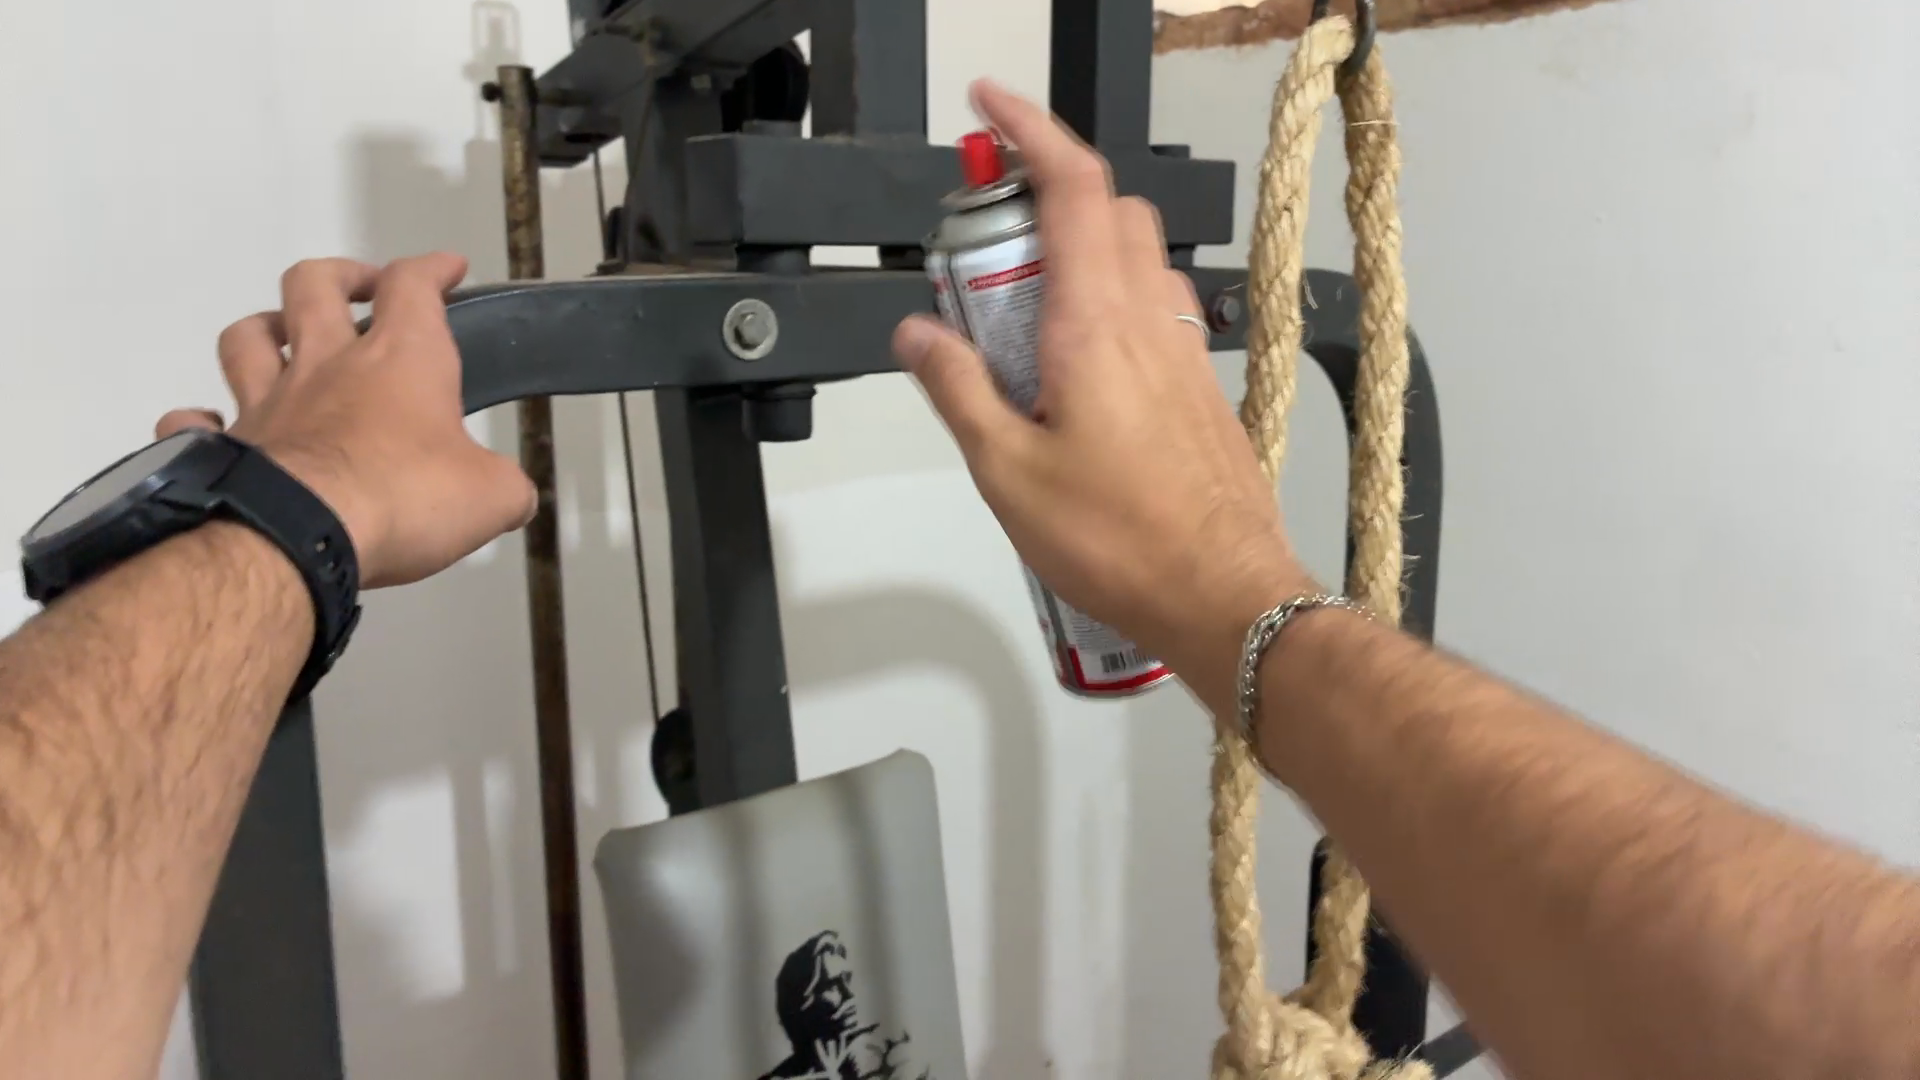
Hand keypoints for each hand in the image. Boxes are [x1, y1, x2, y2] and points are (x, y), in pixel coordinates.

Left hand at [156, 253, 534, 587]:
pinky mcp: (226, 445)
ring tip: (287, 336)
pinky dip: (208, 417)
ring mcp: (268, 402)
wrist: (298, 536)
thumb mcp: (496, 495)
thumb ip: (508, 487)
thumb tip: (510, 496)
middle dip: (344, 276)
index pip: (413, 289)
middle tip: (364, 287)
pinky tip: (220, 425)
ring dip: (269, 325)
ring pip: (248, 336)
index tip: (449, 267)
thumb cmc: (409, 497)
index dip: (432, 269)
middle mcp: (328, 365)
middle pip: (314, 285)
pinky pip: (201, 419)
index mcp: (402, 362)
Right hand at [891, 82, 1313, 708]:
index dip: (1029, 130)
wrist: (1221, 593)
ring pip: (1137, 260)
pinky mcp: (1201, 387)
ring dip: (1081, 255)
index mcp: (1096, 326)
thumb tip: (917, 334)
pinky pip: (1156, 314)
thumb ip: (957, 390)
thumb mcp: (1007, 471)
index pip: (1072, 186)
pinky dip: (1112, 306)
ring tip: (1028, 323)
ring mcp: (1186, 352)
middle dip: (1046, 200)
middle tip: (992, 256)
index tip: (988, 109)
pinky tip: (1081, 374)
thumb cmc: (1115, 539)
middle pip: (1109, 211)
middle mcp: (1151, 321)